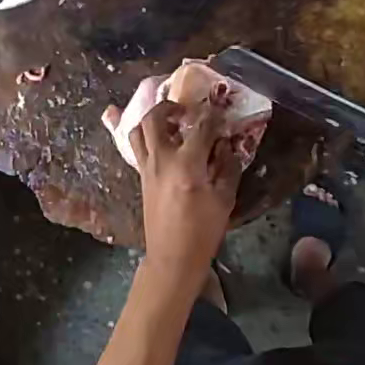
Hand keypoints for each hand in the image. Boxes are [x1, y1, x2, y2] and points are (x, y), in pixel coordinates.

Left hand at [125, 92, 239, 275]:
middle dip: (169, 107)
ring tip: (171, 124)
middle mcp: (161, 160)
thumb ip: (227, 166)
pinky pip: (137, 147)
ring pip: (138, 130)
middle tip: (186, 111)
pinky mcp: (141, 176)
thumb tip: (226, 144)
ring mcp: (146, 167)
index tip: (221, 112)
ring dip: (152, 120)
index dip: (213, 116)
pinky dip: (147, 137)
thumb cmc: (203, 231)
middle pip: (154, 118)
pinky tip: (163, 142)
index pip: (200, 128)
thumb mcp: (225, 199)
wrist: (172, 258)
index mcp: (186, 165)